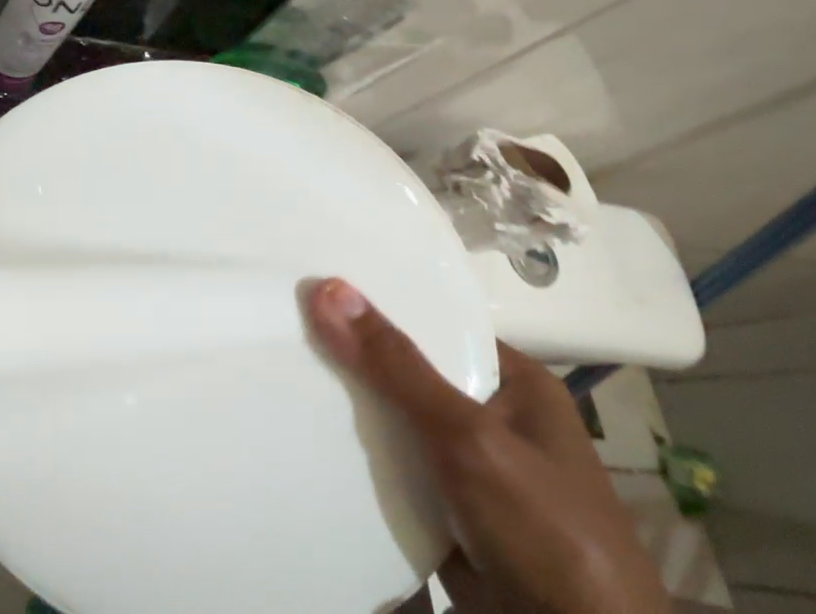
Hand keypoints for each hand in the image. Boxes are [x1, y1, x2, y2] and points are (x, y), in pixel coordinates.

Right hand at [306, 278, 670, 613]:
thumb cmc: (543, 529)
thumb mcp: (467, 435)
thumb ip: (396, 368)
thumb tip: (327, 287)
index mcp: (517, 384)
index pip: (435, 324)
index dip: (376, 306)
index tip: (309, 287)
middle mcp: (492, 417)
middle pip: (406, 373)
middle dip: (350, 359)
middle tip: (276, 328)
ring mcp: (466, 467)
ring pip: (391, 422)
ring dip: (345, 411)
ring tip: (273, 372)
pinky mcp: (442, 509)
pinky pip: (387, 468)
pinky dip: (351, 459)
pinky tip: (299, 438)